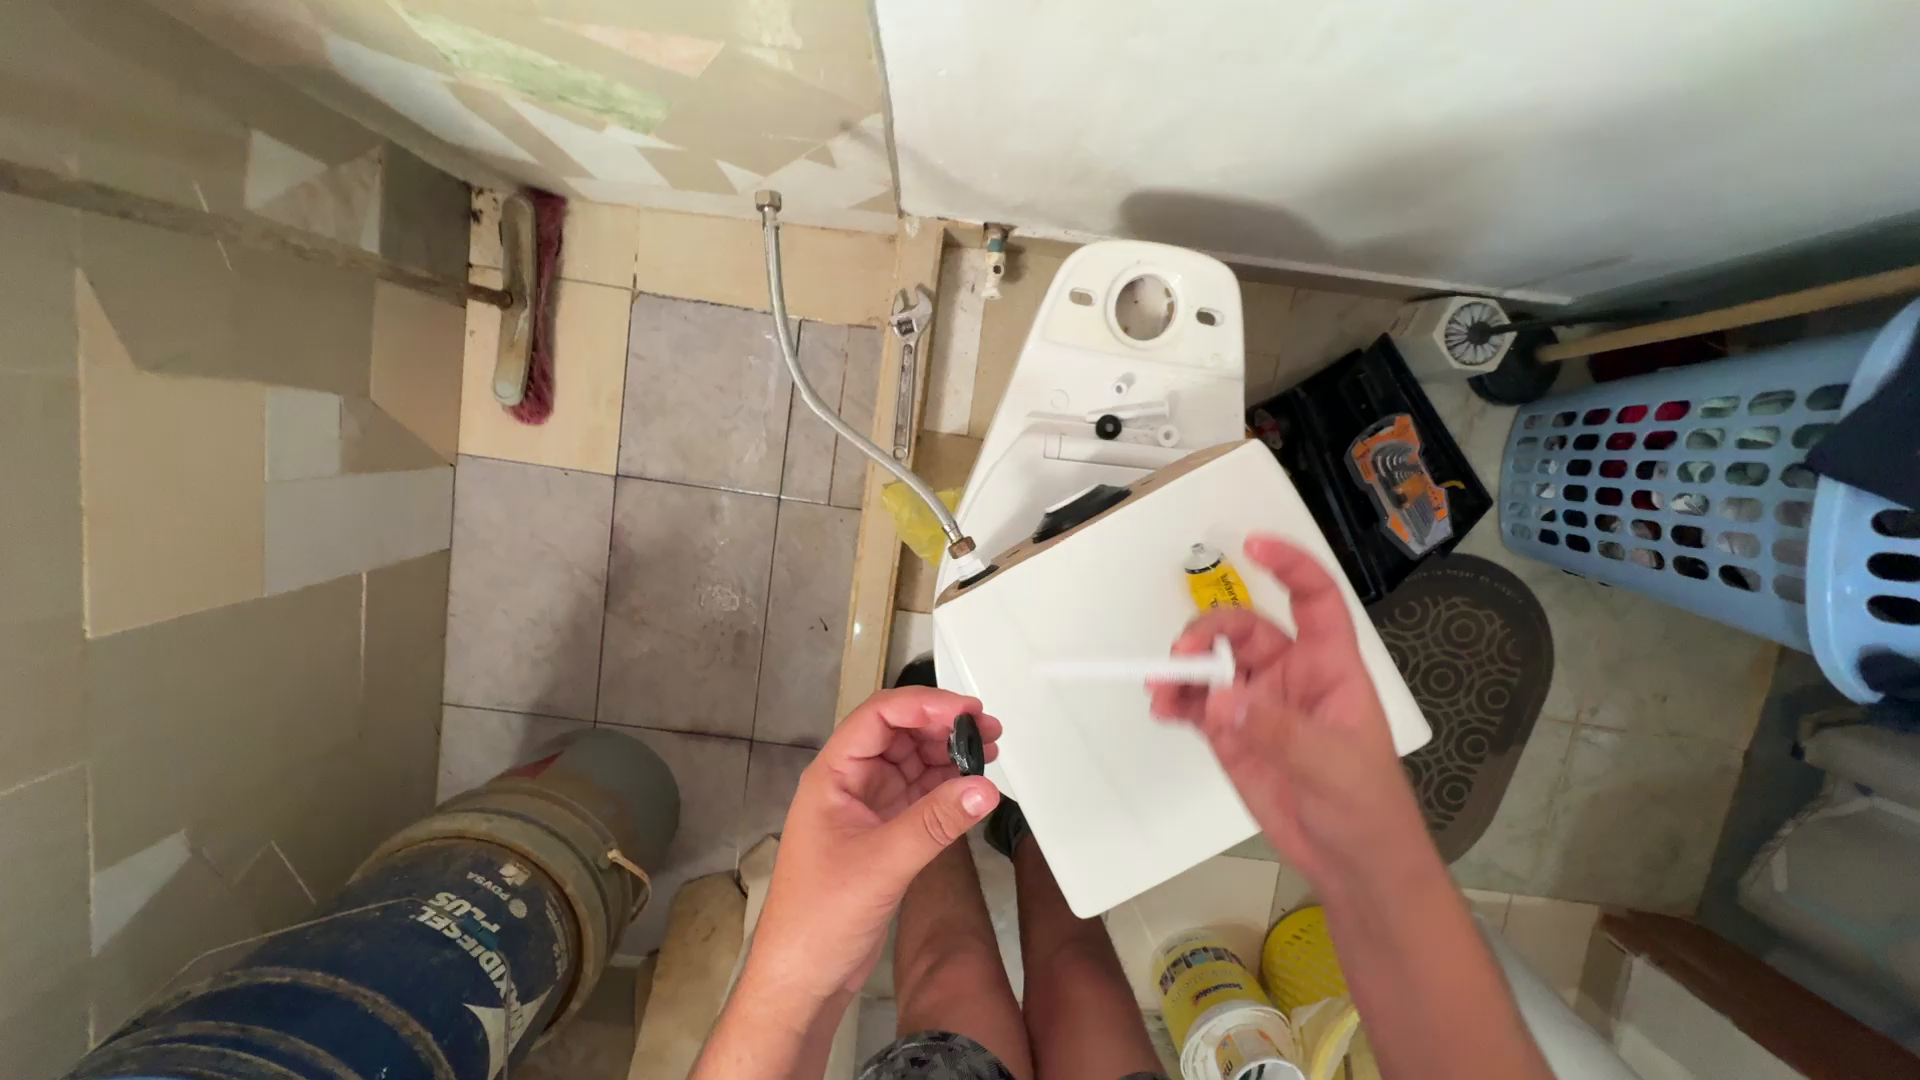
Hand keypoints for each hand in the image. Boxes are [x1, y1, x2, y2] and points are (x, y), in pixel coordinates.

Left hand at [748, 686, 1001, 998]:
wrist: (802, 980)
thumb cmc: (819, 918)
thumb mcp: (882, 863)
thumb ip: (936, 821)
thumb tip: (985, 787)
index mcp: (833, 774)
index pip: (879, 717)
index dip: (923, 704)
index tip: (966, 710)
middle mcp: (850, 782)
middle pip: (899, 734)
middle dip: (943, 726)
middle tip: (988, 728)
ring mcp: (867, 807)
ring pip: (912, 762)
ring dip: (948, 753)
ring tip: (989, 749)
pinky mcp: (883, 832)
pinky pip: (919, 794)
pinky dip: (946, 786)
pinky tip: (972, 785)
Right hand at [1149, 534, 1424, 884]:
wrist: (1350, 864)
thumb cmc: (1367, 807)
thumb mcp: (1331, 764)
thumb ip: (1277, 729)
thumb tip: (1221, 698)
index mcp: (1329, 667)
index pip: (1314, 599)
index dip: (1289, 566)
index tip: (1252, 544)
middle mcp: (1288, 675)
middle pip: (1242, 629)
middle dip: (1207, 633)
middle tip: (1180, 657)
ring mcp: (1256, 703)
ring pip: (1211, 664)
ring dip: (1182, 669)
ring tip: (1160, 690)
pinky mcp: (1231, 733)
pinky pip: (1195, 703)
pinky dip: (1175, 700)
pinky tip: (1163, 709)